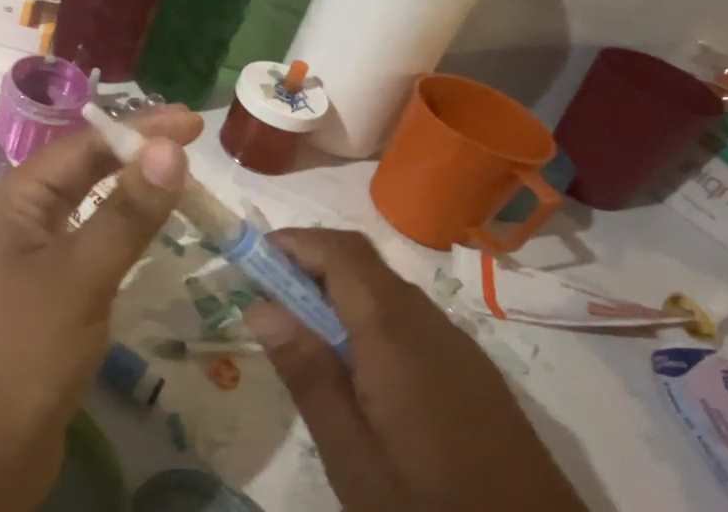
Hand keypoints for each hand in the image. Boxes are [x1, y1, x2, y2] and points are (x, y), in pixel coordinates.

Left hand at [0, 105, 203, 509]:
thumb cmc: (18, 350)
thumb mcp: (79, 275)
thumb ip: (126, 213)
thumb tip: (169, 147)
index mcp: (15, 201)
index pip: (83, 146)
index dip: (139, 130)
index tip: (194, 123)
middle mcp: (17, 224)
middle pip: (82, 174)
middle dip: (134, 157)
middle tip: (193, 148)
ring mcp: (26, 267)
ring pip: (85, 217)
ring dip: (128, 199)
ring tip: (178, 188)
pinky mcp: (40, 308)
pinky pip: (85, 257)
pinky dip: (119, 243)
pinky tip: (145, 247)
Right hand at [244, 229, 585, 511]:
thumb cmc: (429, 503)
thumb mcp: (350, 453)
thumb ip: (307, 374)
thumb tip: (261, 307)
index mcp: (393, 332)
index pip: (341, 251)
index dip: (295, 241)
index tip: (252, 260)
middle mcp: (429, 323)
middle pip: (363, 264)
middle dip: (310, 266)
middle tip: (269, 303)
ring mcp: (459, 346)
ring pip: (388, 291)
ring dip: (340, 294)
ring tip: (306, 340)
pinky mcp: (475, 373)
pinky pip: (412, 321)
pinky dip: (371, 320)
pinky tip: (361, 372)